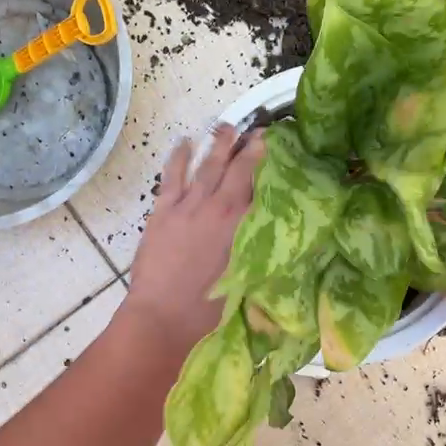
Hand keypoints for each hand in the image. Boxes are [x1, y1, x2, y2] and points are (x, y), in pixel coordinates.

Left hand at [123, 124, 264, 352]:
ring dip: (218, 144)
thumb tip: (279, 240)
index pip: (263, 186)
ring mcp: (188, 207)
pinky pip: (173, 176)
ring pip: (207, 166)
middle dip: (249, 147)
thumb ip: (263, 255)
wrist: (163, 319)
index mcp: (245, 226)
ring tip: (227, 126)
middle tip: (260, 131)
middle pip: (237, 168)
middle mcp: (219, 208)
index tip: (281, 149)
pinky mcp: (163, 212)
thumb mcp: (249, 281)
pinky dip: (179, 157)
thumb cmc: (211, 311)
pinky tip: (184, 142)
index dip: (273, 165)